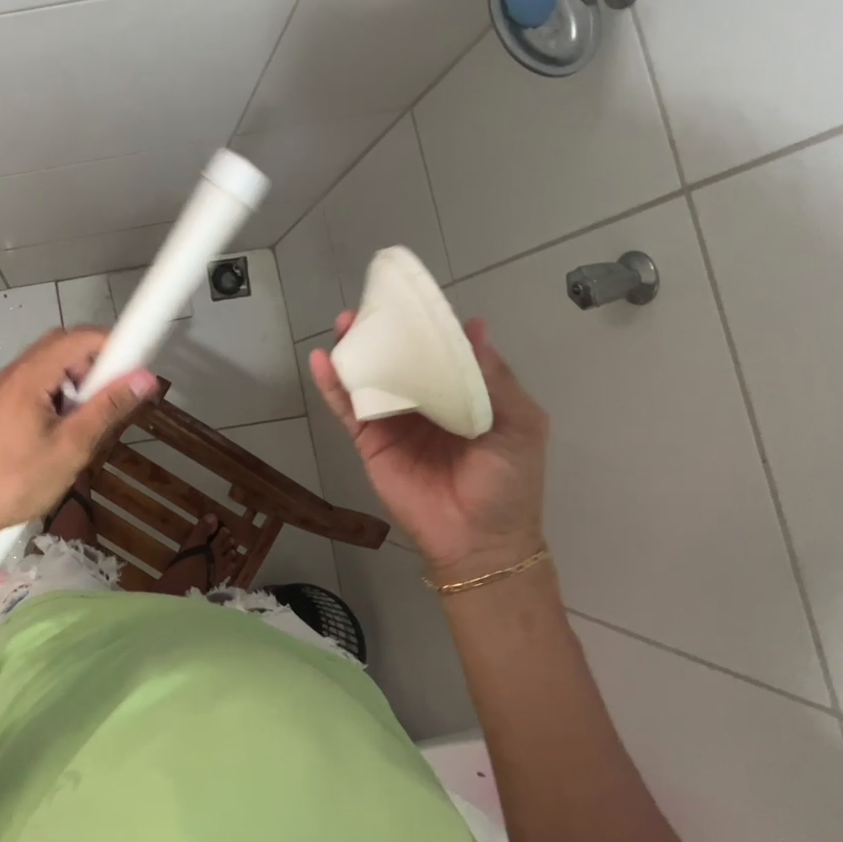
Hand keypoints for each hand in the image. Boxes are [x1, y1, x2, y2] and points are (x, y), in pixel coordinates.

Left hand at [0, 327, 155, 551]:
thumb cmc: (16, 481)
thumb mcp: (71, 447)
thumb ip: (107, 408)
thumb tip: (144, 378)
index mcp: (30, 375)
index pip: (81, 337)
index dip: (115, 345)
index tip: (137, 370)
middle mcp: (15, 373)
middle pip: (65, 346)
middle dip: (96, 366)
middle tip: (110, 401)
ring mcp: (5, 390)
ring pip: (53, 368)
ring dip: (78, 386)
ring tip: (87, 425)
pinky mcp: (1, 408)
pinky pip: (39, 387)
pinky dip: (60, 399)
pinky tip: (64, 435)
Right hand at [308, 313, 548, 585]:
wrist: (479, 540)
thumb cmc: (509, 483)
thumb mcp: (519, 425)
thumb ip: (494, 380)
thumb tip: (474, 329)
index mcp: (464, 395)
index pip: (441, 353)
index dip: (426, 327)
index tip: (412, 301)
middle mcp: (426, 402)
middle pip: (399, 359)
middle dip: (383, 332)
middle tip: (367, 308)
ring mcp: (395, 421)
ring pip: (370, 377)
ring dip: (355, 350)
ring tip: (343, 324)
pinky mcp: (370, 442)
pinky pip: (349, 408)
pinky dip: (333, 385)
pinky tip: (322, 361)